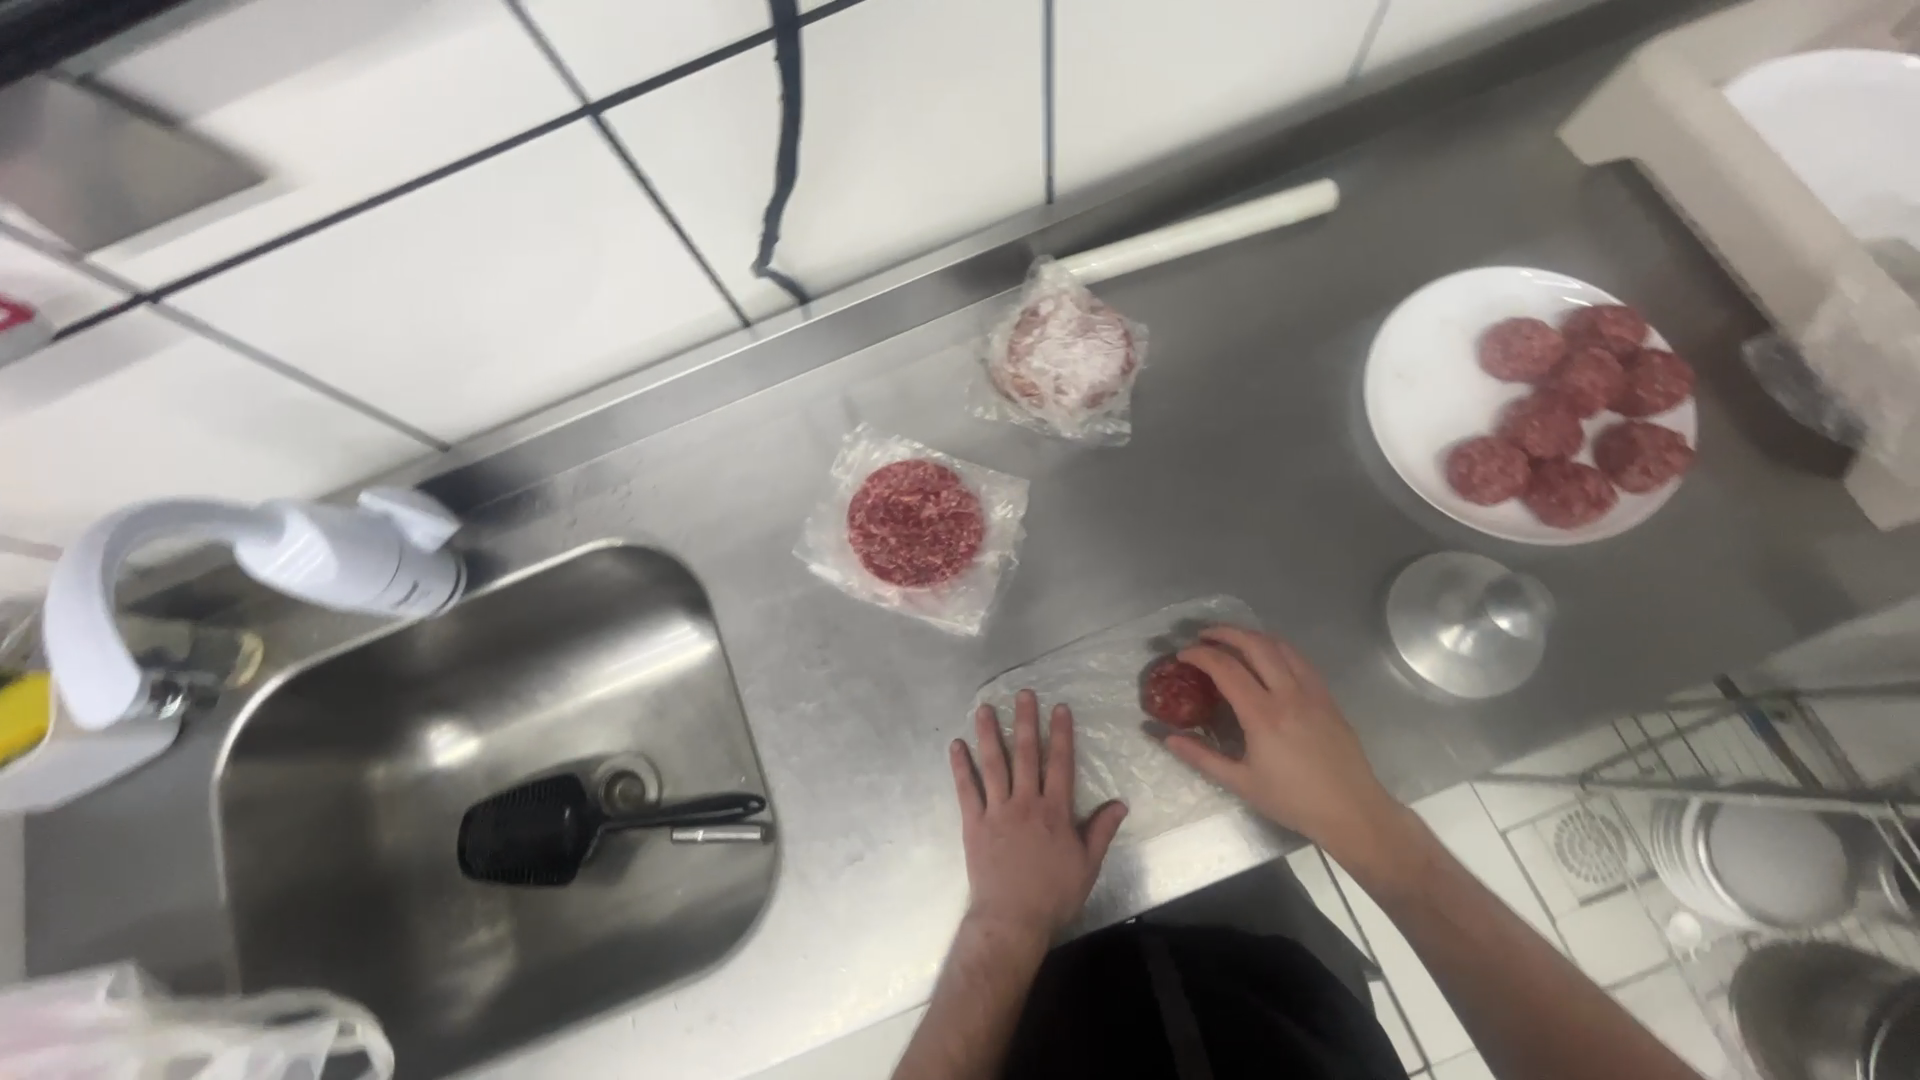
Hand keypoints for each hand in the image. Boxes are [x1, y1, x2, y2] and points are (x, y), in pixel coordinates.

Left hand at [949, 690, 1127, 938]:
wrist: (1013, 919)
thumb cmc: (1054, 895)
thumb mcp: (1088, 865)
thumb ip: (1102, 830)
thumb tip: (1120, 803)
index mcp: (1055, 812)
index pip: (1060, 763)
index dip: (1061, 734)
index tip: (1059, 708)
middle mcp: (1026, 803)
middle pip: (1026, 754)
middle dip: (1025, 722)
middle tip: (1023, 694)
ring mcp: (997, 811)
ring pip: (993, 764)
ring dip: (989, 734)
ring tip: (985, 708)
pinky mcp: (974, 823)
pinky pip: (967, 789)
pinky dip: (961, 767)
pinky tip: (956, 746)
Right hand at [1161, 626, 1404, 858]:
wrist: (1352, 811)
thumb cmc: (1293, 800)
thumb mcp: (1241, 783)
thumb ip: (1202, 757)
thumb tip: (1168, 738)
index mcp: (1263, 715)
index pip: (1226, 668)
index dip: (1200, 655)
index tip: (1183, 655)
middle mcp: (1288, 694)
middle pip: (1255, 645)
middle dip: (1225, 633)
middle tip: (1203, 635)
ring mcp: (1312, 693)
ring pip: (1281, 646)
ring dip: (1253, 636)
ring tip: (1233, 640)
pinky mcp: (1328, 698)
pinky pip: (1300, 660)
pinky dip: (1278, 649)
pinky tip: (1268, 658)